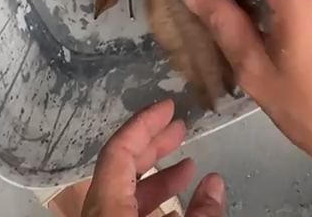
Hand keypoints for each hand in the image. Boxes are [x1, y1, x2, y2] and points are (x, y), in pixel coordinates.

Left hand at [80, 100, 225, 216]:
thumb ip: (200, 213)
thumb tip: (214, 182)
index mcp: (106, 208)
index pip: (117, 151)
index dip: (144, 124)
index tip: (168, 106)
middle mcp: (96, 215)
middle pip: (120, 169)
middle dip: (154, 145)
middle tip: (180, 128)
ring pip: (124, 194)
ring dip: (157, 177)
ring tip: (188, 166)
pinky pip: (125, 213)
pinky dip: (150, 203)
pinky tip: (179, 206)